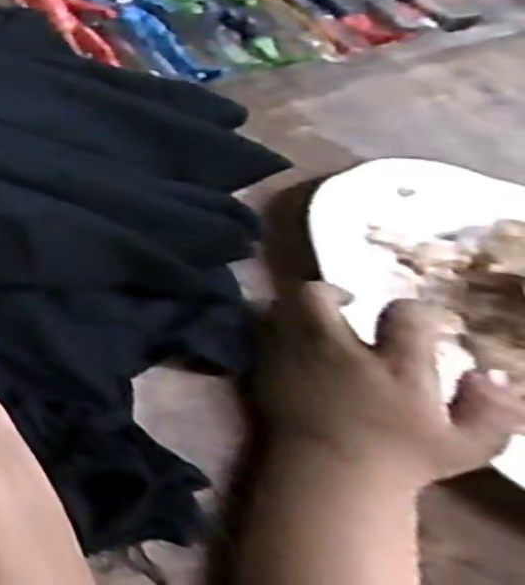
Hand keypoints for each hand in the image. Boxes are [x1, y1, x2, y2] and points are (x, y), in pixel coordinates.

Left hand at [256, 282, 523, 491]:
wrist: (332, 466)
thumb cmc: (403, 457)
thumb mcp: (468, 443)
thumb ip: (491, 409)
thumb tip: (497, 374)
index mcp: (394, 368)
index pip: (405, 317)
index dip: (421, 310)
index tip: (432, 319)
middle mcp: (337, 349)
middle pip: (317, 295)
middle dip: (331, 290)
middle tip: (346, 300)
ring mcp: (292, 349)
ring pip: (281, 303)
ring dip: (299, 304)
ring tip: (319, 316)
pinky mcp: (264, 356)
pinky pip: (260, 323)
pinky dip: (276, 320)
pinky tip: (294, 333)